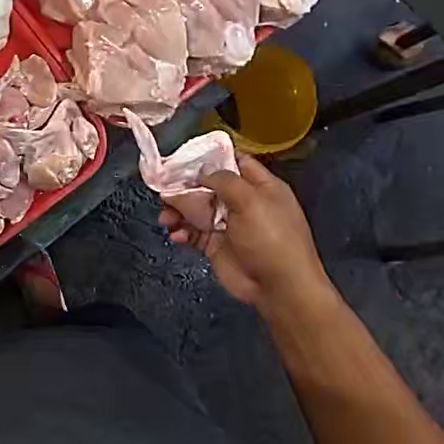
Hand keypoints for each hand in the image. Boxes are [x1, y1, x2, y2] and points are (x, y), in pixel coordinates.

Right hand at [159, 154, 331, 311]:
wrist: (279, 287)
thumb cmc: (272, 239)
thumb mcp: (251, 201)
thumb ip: (225, 180)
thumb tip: (203, 170)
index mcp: (260, 187)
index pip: (235, 163)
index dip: (212, 158)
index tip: (186, 157)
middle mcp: (244, 203)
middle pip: (210, 186)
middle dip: (187, 186)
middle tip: (165, 187)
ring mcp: (229, 226)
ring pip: (197, 210)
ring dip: (179, 211)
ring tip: (166, 217)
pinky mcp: (217, 246)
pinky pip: (194, 233)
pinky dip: (182, 232)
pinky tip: (176, 234)